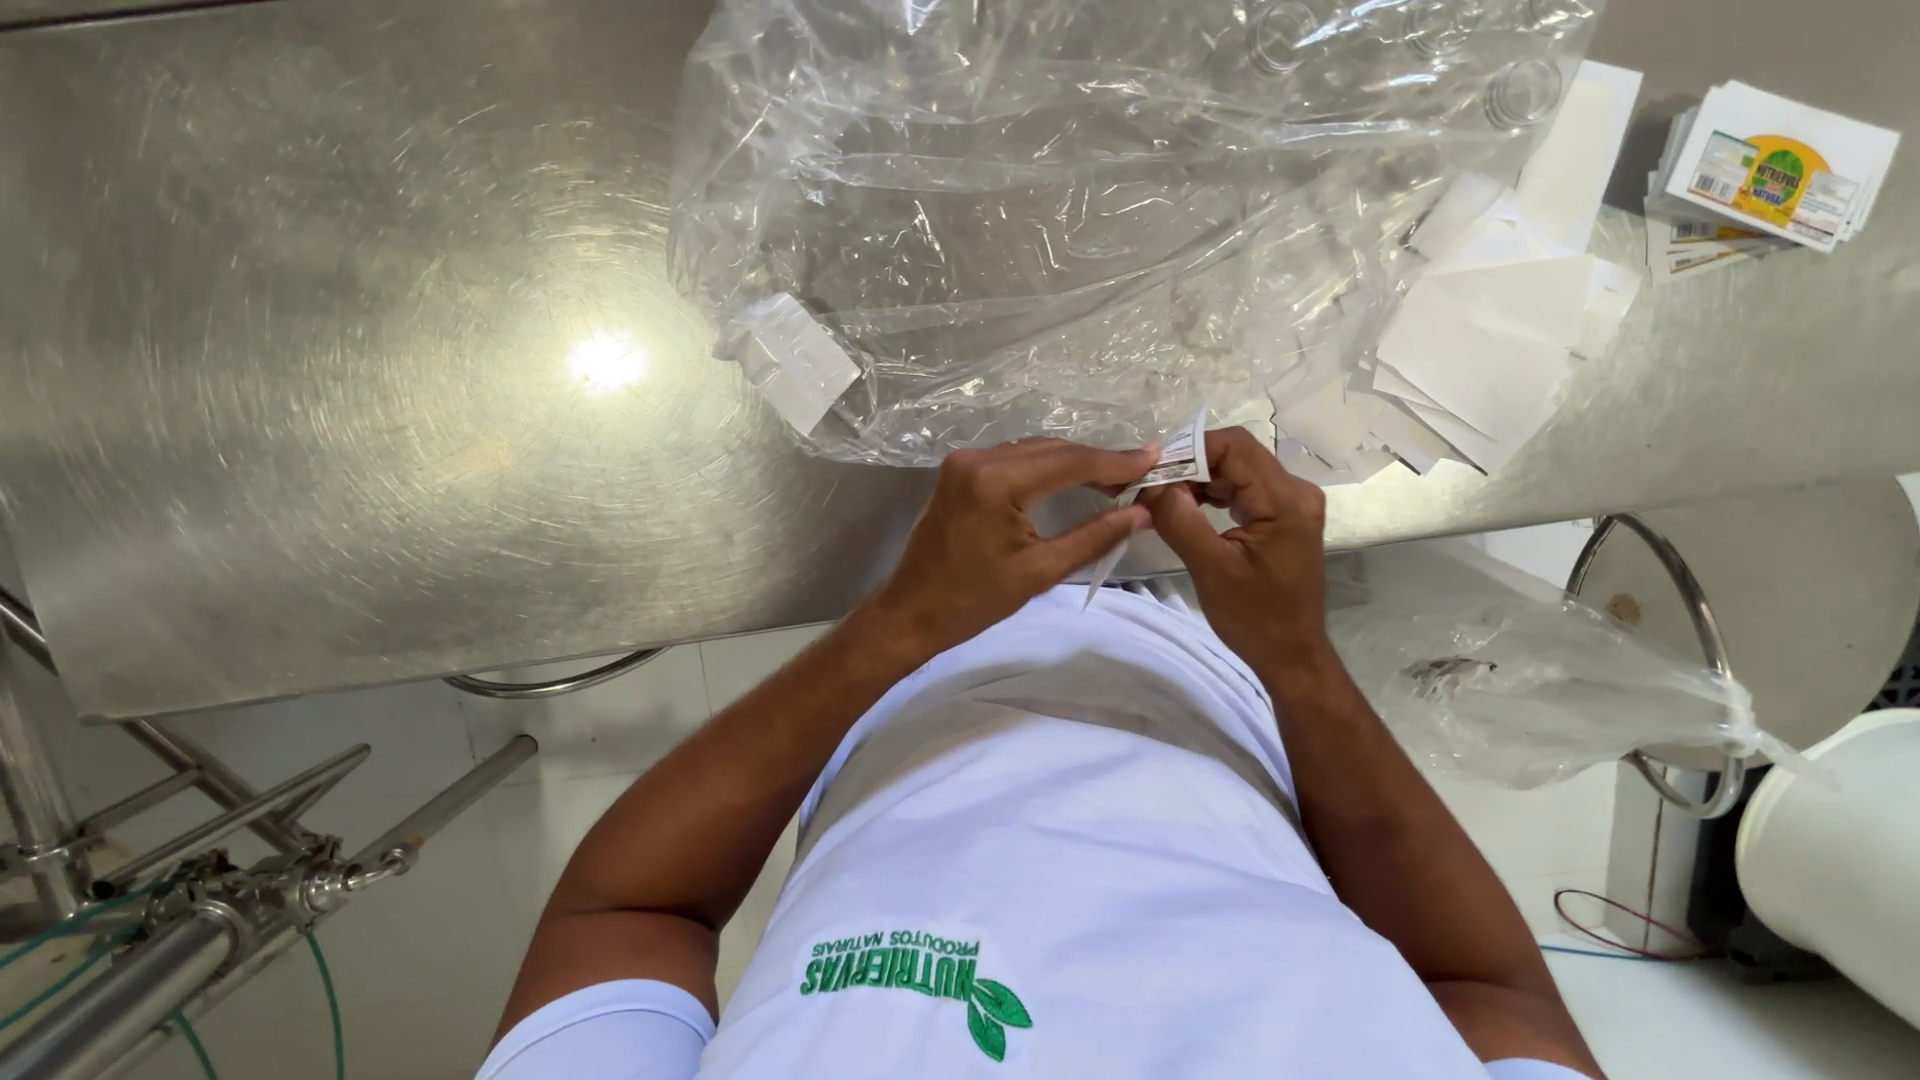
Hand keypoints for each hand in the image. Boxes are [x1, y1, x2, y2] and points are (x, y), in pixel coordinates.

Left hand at [861, 438, 1158, 657]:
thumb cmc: (973, 600)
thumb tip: (1142, 513)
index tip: (1154, 459)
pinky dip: (1046, 467)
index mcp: (995, 482)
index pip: (1069, 462)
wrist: (912, 611)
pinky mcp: (959, 471)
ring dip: (1073, 462)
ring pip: (1034, 451)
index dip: (1115, 462)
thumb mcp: (1040, 571)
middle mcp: (977, 459)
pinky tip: (1071, 479)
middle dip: (1098, 461)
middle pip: (1052, 450)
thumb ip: (1094, 537)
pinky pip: (1014, 459)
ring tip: (1115, 478)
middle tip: (1141, 472)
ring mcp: (964, 462)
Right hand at [1136, 428, 1334, 675]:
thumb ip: (1180, 519)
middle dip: (1188, 465)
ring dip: (1196, 479)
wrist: (1290, 653)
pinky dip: (1211, 494)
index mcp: (1285, 500)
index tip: (1151, 471)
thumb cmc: (1254, 617)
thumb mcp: (1210, 568)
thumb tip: (1149, 484)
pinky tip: (1184, 508)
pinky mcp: (1281, 516)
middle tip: (1148, 488)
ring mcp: (1290, 503)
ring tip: (1160, 499)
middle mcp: (1295, 491)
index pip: (1234, 446)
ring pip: (1236, 470)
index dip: (1189, 450)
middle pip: (1235, 454)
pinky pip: (1242, 490)